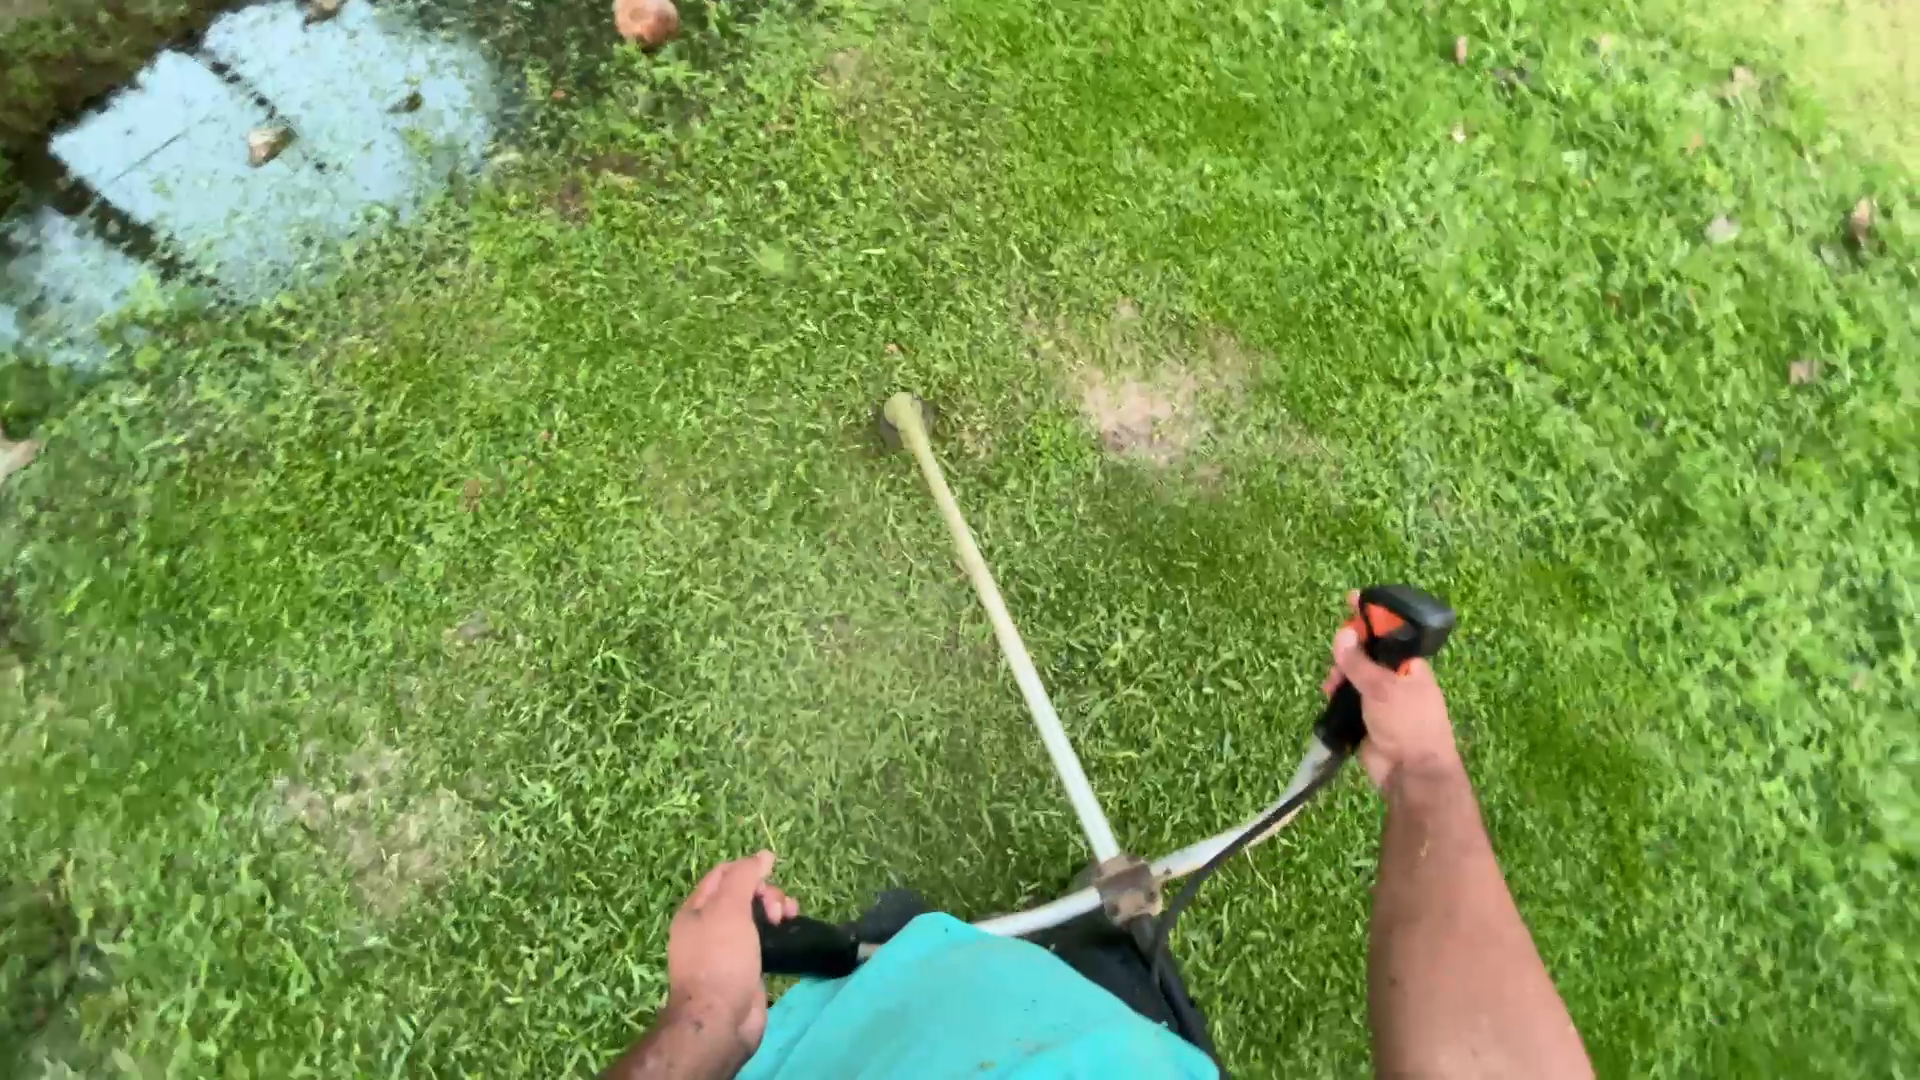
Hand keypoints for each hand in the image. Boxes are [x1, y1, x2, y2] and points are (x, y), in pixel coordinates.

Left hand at [663, 851, 799, 1057]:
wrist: (721, 1020)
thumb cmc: (720, 957)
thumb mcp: (728, 907)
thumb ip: (745, 875)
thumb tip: (764, 854)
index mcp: (696, 910)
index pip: (723, 874)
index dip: (747, 868)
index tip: (770, 873)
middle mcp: (709, 927)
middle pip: (743, 893)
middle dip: (766, 892)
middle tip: (777, 908)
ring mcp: (728, 948)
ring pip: (757, 914)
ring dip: (777, 908)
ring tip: (788, 918)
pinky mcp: (747, 966)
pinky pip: (765, 937)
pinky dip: (779, 930)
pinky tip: (789, 931)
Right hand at [1319, 592, 1459, 788]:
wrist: (1411, 773)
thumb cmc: (1407, 724)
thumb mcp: (1381, 687)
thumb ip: (1358, 661)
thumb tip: (1343, 633)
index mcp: (1409, 667)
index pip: (1389, 632)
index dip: (1371, 615)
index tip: (1351, 598)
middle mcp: (1396, 679)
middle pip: (1365, 652)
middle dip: (1346, 651)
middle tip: (1336, 660)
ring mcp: (1382, 699)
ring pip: (1353, 675)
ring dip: (1339, 675)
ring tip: (1331, 686)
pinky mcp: (1368, 717)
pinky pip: (1348, 697)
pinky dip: (1337, 694)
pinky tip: (1330, 697)